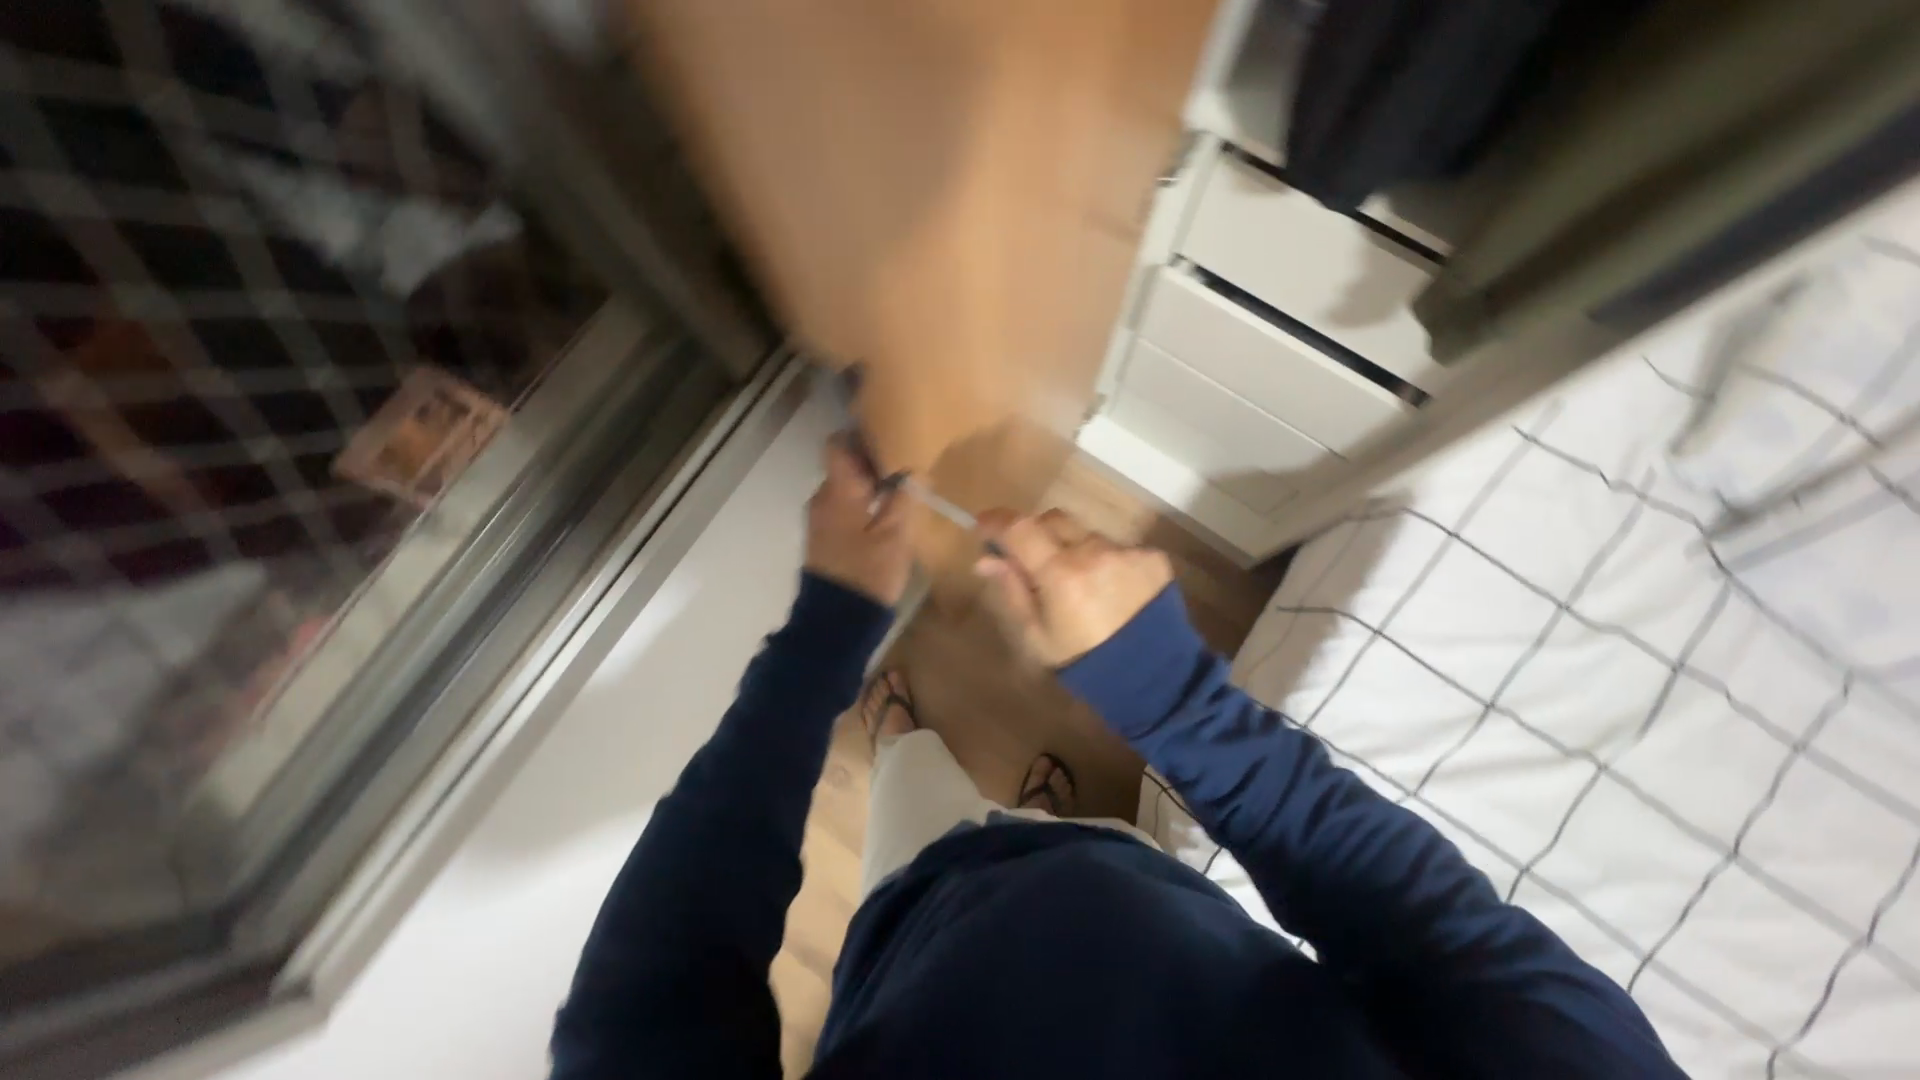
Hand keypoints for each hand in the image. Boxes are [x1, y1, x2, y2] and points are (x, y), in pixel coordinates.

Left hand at [804, 434, 913, 606]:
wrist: (836, 621)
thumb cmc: (868, 572)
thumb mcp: (895, 536)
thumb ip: (904, 499)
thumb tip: (915, 471)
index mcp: (838, 492)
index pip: (838, 445)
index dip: (860, 437)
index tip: (888, 439)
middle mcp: (822, 499)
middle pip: (845, 467)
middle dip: (872, 464)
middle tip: (906, 467)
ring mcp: (820, 521)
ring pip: (845, 490)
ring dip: (869, 489)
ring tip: (901, 494)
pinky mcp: (824, 540)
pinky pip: (843, 511)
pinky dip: (863, 508)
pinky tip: (885, 519)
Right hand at [974, 508, 1173, 666]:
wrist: (1153, 677)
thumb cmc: (1084, 662)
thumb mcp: (1037, 636)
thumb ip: (1012, 591)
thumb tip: (985, 559)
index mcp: (1060, 573)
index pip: (1019, 527)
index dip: (996, 521)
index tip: (983, 526)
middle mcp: (1093, 550)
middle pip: (1053, 519)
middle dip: (1035, 532)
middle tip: (1030, 558)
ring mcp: (1126, 551)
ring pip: (1087, 534)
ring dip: (1074, 549)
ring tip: (1080, 585)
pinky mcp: (1152, 556)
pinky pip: (1118, 548)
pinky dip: (1105, 562)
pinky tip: (1111, 592)